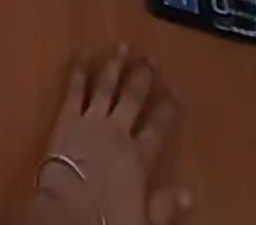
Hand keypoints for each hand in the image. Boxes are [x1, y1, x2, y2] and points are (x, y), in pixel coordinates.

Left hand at [34, 45, 189, 224]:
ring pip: (106, 87)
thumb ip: (165, 206)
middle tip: (151, 60)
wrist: (68, 212)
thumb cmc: (107, 221)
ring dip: (115, 66)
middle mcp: (116, 132)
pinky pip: (75, 88)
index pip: (158, 130)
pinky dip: (79, 69)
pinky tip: (83, 53)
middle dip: (143, 79)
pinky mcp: (66, 116)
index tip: (175, 94)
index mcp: (138, 159)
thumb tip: (189, 195)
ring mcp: (90, 120)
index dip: (168, 111)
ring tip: (123, 47)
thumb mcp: (144, 222)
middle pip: (132, 100)